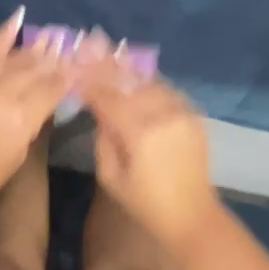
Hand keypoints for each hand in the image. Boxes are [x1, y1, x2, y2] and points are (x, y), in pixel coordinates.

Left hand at [0, 10, 72, 216]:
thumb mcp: (18, 153)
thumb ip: (33, 119)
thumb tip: (46, 94)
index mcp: (20, 119)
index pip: (52, 87)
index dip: (68, 75)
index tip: (82, 64)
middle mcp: (0, 92)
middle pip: (34, 68)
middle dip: (54, 57)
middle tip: (71, 46)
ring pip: (12, 56)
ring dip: (34, 46)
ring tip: (52, 35)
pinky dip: (2, 33)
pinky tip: (18, 19)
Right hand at [78, 65, 222, 249]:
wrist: (191, 214)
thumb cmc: (145, 203)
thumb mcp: (111, 176)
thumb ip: (103, 138)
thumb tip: (100, 111)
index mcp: (140, 133)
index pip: (109, 97)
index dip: (90, 84)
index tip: (75, 74)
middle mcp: (163, 115)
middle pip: (131, 82)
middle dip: (109, 69)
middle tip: (90, 55)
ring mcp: (182, 112)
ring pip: (151, 81)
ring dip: (130, 73)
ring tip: (112, 61)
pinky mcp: (193, 116)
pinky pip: (168, 91)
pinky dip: (150, 85)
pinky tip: (138, 82)